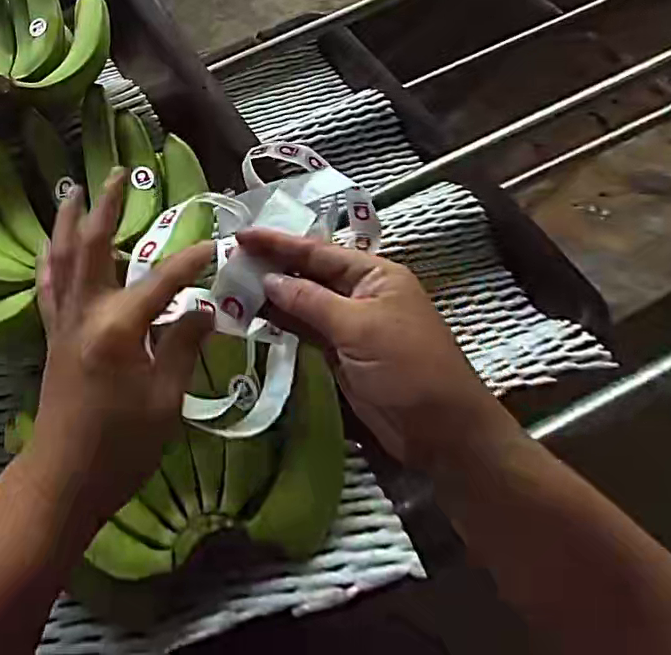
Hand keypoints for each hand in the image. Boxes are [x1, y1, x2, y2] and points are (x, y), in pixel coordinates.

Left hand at [27, 169, 214, 528]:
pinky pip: (48, 283)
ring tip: (72, 191)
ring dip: (66, 221)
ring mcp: (62, 319)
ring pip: (60, 256)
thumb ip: (182, 347)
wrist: (64, 474)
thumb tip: (203, 309)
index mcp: (118, 328)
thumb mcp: (166, 400)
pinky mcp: (52, 331)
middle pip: (91, 245)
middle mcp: (84, 312)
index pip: (161, 281)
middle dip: (104, 206)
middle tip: (115, 173)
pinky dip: (50, 258)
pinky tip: (50, 244)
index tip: (214, 246)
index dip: (190, 261)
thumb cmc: (122, 445)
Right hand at [241, 228, 519, 475]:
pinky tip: (248, 313)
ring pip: (298, 298)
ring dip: (267, 293)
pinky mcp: (337, 349)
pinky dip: (276, 319)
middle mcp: (359, 292)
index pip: (316, 251)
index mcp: (374, 275)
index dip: (276, 242)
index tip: (239, 236)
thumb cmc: (410, 370)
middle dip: (268, 265)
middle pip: (305, 271)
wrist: (444, 435)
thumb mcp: (359, 328)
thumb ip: (309, 300)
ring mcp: (347, 322)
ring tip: (229, 284)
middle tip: (227, 259)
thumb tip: (267, 279)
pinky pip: (300, 325)